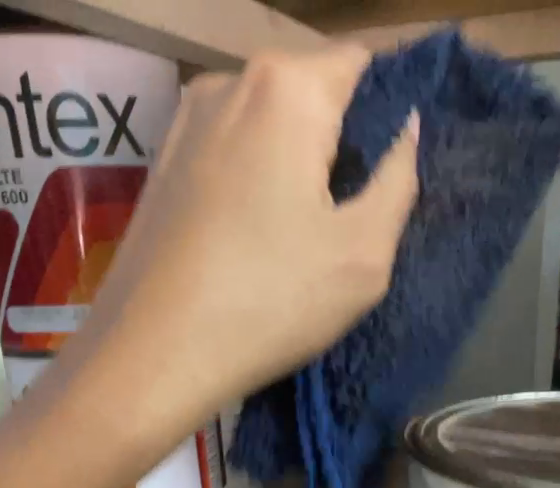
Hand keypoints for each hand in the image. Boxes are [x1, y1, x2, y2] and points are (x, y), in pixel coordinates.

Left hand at [75, 43, 419, 415]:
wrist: (153, 353)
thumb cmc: (271, 301)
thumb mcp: (363, 251)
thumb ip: (398, 178)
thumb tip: (406, 130)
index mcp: (287, 89)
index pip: (363, 61)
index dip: (391, 105)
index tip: (397, 163)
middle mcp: (229, 81)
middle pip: (311, 88)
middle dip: (342, 133)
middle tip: (358, 205)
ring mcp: (185, 120)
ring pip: (267, 120)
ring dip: (297, 156)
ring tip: (307, 223)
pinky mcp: (161, 161)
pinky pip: (230, 148)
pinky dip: (255, 173)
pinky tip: (258, 229)